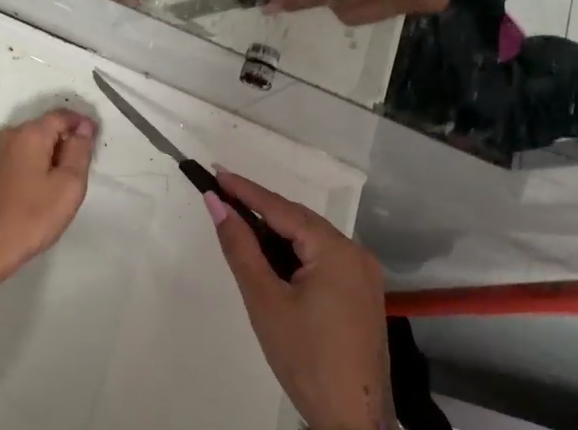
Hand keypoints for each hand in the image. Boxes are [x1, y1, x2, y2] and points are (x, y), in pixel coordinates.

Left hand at [0, 110, 96, 302]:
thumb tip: (84, 126)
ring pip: (30, 142)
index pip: (61, 116)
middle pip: (44, 127)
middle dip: (65, 140)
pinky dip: (33, 163)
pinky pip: (18, 155)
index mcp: (29, 133)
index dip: (82, 124)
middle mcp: (9, 134)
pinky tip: (39, 187)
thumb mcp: (68, 185)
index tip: (95, 142)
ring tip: (61, 182)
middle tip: (81, 169)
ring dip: (49, 153)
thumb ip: (79, 151)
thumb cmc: (33, 216)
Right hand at [204, 168, 393, 429]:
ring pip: (309, 240)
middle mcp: (356, 255)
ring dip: (274, 231)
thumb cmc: (305, 356)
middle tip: (219, 195)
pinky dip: (292, 252)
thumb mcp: (264, 299)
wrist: (352, 419)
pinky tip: (268, 257)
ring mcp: (363, 277)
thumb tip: (216, 203)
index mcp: (336, 251)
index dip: (245, 189)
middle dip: (259, 208)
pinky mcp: (360, 296)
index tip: (214, 171)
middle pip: (298, 221)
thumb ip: (239, 246)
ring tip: (236, 223)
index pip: (281, 209)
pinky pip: (320, 259)